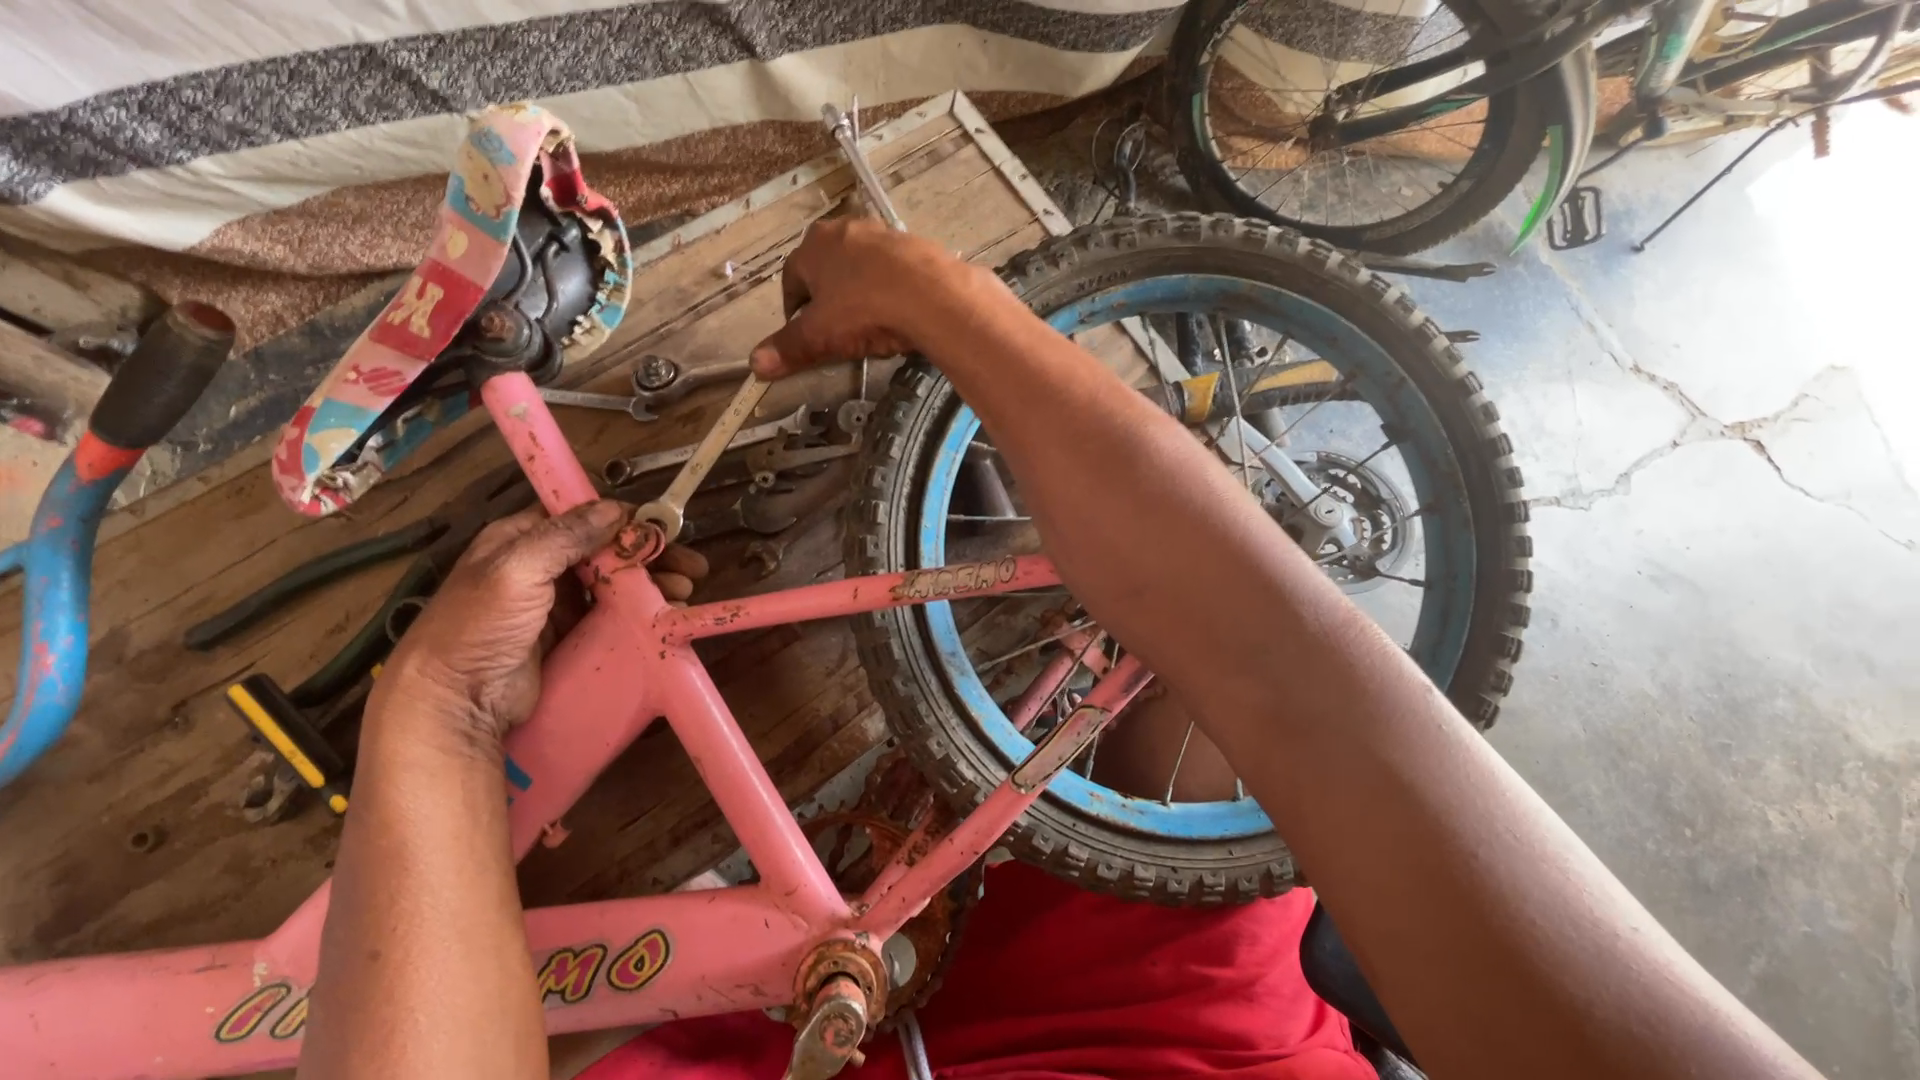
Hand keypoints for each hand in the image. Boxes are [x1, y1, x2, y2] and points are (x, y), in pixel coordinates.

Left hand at [371, 500, 705, 749]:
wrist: (454, 702)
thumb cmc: (478, 625)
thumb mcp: (516, 569)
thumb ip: (566, 536)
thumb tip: (616, 509)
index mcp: (521, 540)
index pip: (581, 516)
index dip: (624, 521)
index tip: (663, 532)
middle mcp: (541, 567)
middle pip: (605, 551)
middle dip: (649, 556)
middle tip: (690, 567)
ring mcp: (556, 606)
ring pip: (614, 585)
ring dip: (651, 585)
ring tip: (684, 592)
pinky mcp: (569, 640)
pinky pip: (611, 620)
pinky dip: (640, 616)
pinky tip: (665, 618)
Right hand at [749, 216, 1001, 378]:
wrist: (930, 294)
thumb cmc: (863, 310)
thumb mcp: (820, 335)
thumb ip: (789, 348)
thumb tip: (755, 364)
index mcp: (813, 247)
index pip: (791, 279)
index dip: (794, 309)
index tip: (802, 332)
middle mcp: (844, 230)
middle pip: (827, 270)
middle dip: (828, 299)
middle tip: (836, 329)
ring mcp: (882, 234)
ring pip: (861, 268)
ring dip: (859, 291)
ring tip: (868, 323)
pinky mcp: (914, 245)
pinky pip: (893, 271)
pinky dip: (890, 290)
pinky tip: (898, 312)